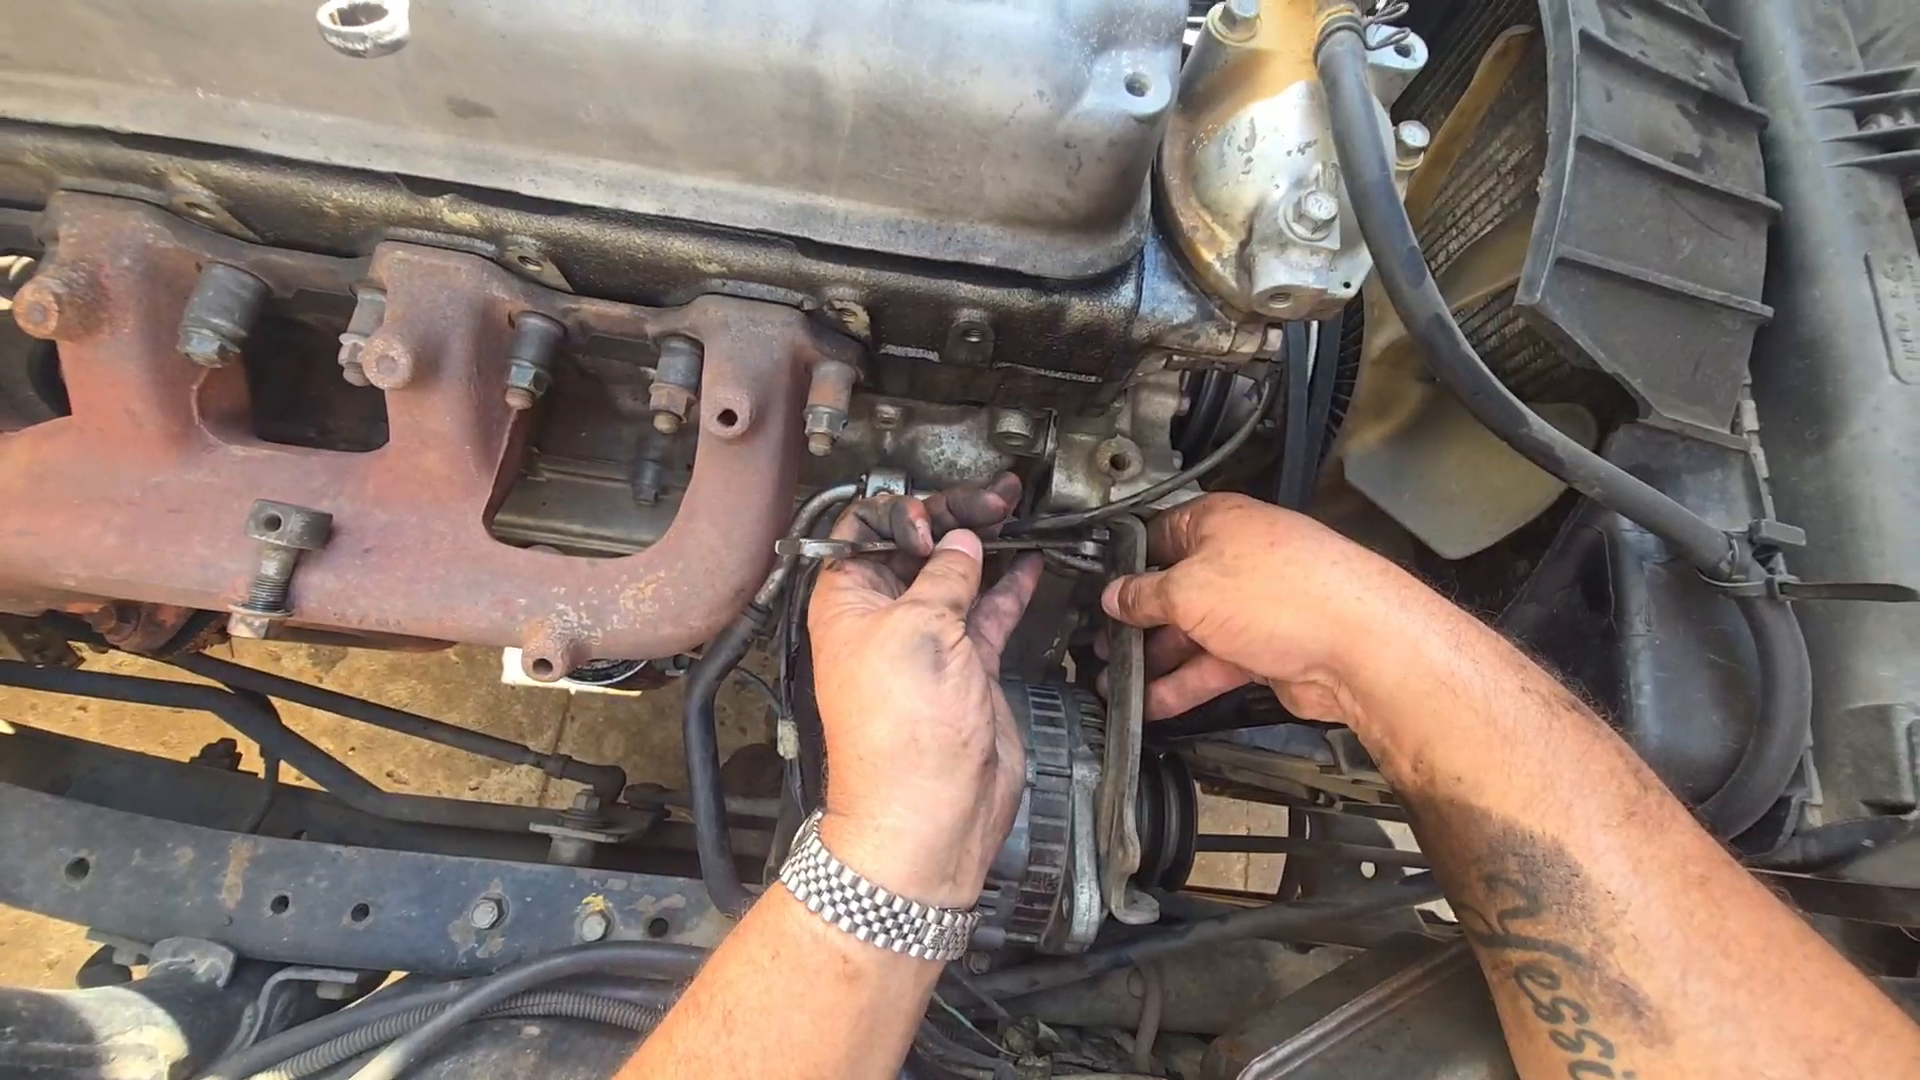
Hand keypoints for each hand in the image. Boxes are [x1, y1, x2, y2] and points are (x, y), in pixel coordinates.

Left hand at [807, 475, 1043, 910]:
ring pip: (956, 576)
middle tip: (994, 500)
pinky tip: (1027, 563)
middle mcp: (882, 615)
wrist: (932, 812)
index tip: (941, 513)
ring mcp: (926, 639)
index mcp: (847, 599)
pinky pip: (986, 612)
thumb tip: (962, 542)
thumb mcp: (919, 629)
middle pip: (917, 547)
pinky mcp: (964, 663)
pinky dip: (1008, 587)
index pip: (867, 529)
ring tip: (1015, 515)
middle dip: (955, 518)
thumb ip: (945, 576)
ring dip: (985, 546)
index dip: (904, 511)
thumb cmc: (901, 730)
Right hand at [1101, 493, 1458, 727]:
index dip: (1123, 566)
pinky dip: (1183, 684)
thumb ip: (1142, 596)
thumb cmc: (1285, 595)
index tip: (1096, 592)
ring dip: (1153, 661)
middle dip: (1134, 622)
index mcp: (1215, 523)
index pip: (1154, 537)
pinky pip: (1212, 664)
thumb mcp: (1188, 590)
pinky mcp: (1264, 648)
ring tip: (1116, 683)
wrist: (1362, 649)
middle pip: (1170, 591)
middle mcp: (1234, 559)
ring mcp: (1251, 605)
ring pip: (1189, 633)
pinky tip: (1152, 703)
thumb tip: (1114, 596)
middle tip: (1101, 645)